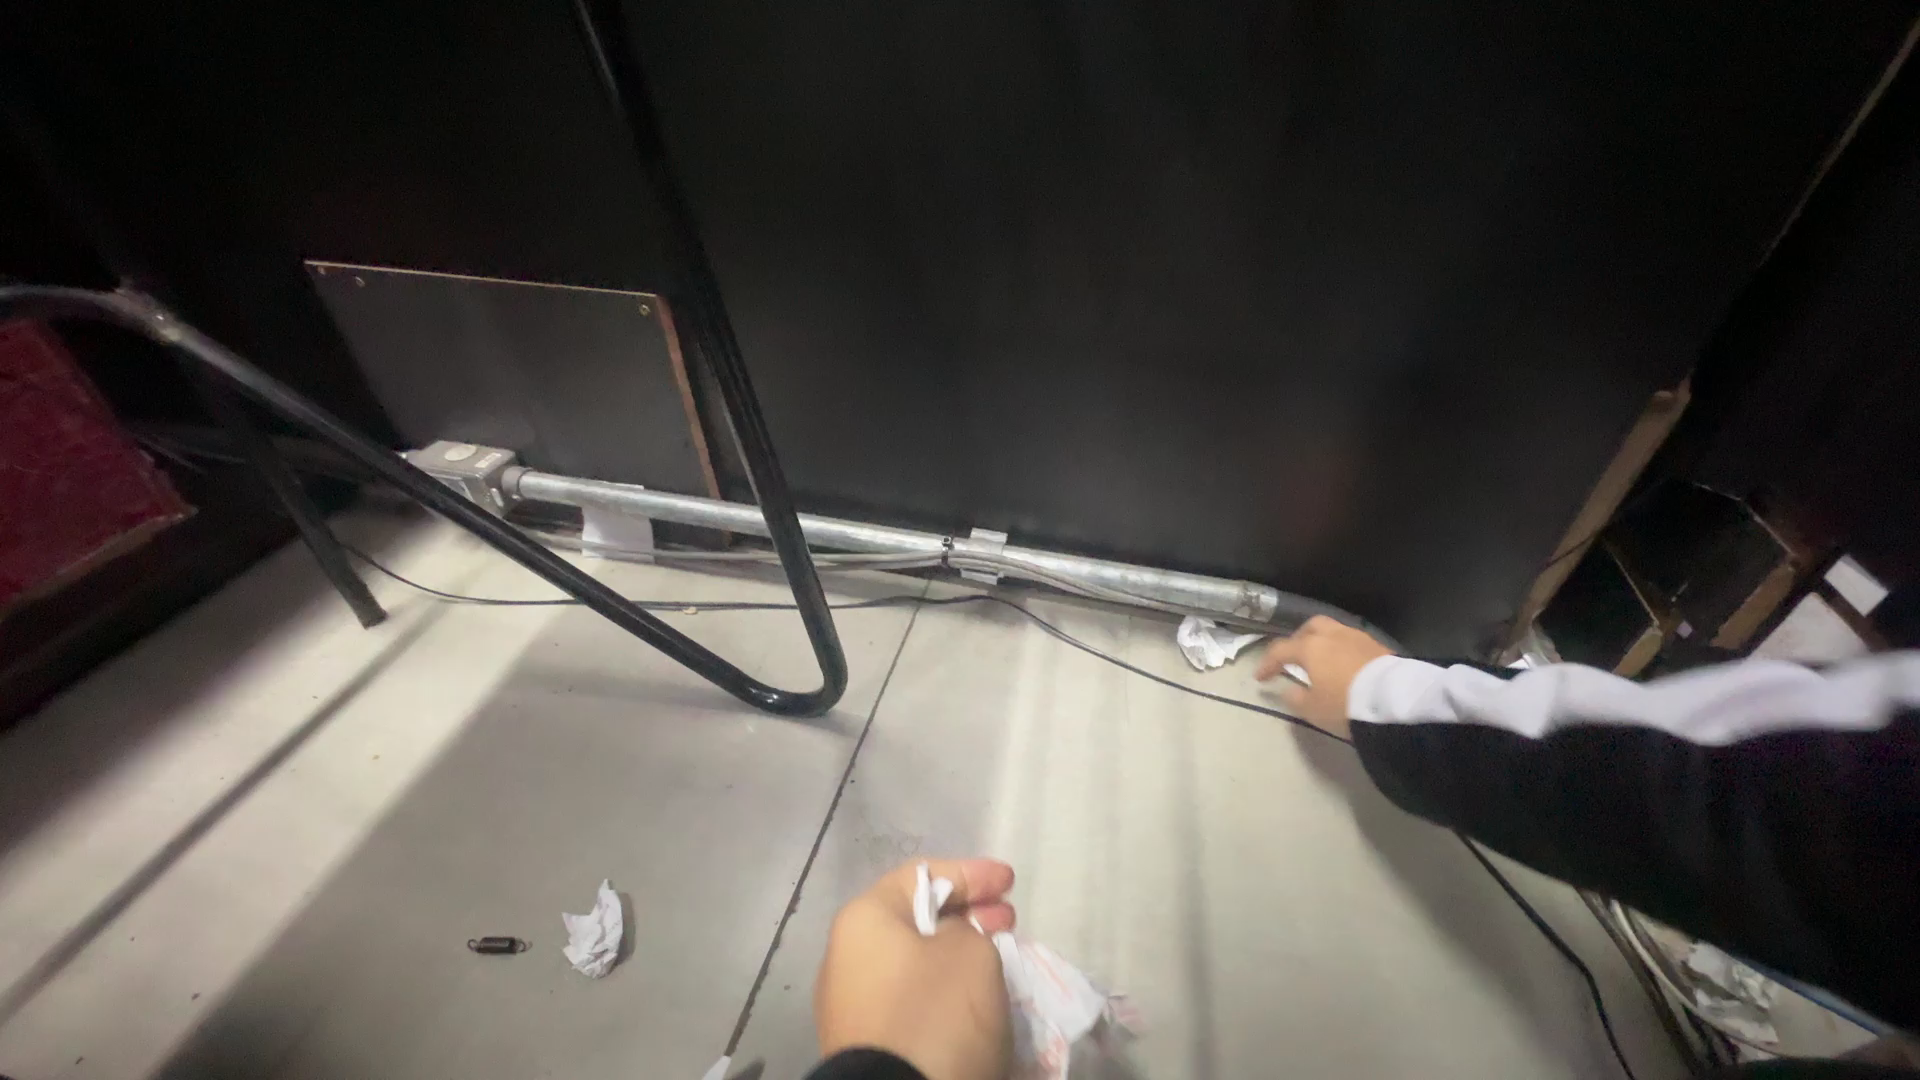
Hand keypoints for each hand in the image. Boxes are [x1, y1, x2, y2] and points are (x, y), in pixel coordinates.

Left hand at [816, 859, 1017, 1079]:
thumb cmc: (934, 1014)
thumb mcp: (970, 952)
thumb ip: (969, 930)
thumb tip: (953, 944)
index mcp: (864, 919)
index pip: (923, 876)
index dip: (972, 874)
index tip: (1010, 882)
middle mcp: (847, 956)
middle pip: (917, 919)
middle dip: (967, 915)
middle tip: (1007, 922)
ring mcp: (853, 1007)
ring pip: (915, 963)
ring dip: (958, 956)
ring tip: (998, 960)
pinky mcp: (867, 1049)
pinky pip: (912, 1002)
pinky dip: (944, 992)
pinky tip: (975, 1000)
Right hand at [1254, 615, 1394, 739]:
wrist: (1397, 702)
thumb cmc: (1345, 704)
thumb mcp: (1312, 709)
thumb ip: (1295, 698)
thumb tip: (1290, 690)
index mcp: (1310, 647)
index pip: (1280, 650)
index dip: (1267, 663)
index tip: (1261, 678)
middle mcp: (1332, 636)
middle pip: (1310, 628)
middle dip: (1299, 640)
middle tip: (1296, 658)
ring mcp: (1358, 638)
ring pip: (1334, 631)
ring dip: (1324, 643)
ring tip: (1323, 661)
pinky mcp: (1380, 648)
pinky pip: (1354, 643)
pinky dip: (1344, 651)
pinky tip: (1347, 667)